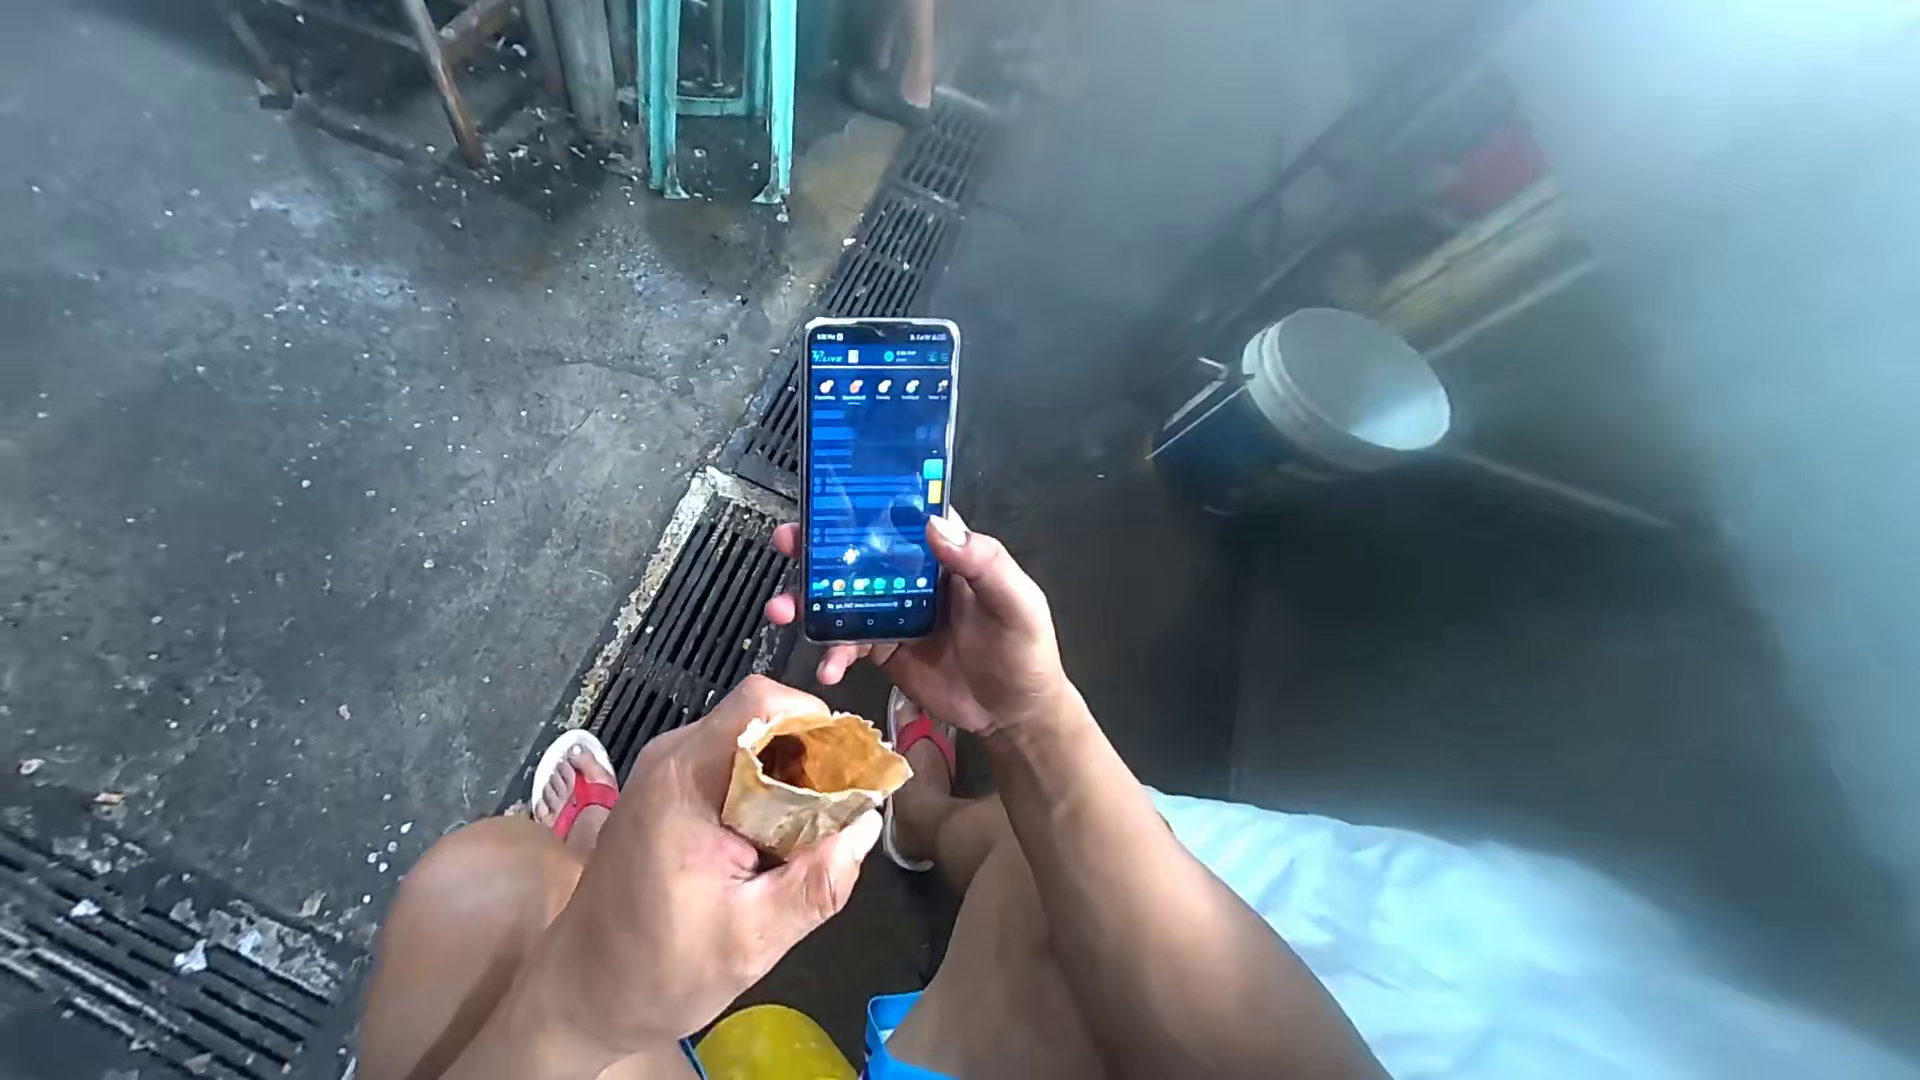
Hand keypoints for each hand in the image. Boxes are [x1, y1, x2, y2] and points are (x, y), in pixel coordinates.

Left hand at [525, 676, 880, 1051]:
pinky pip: (735, 758)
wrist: (578, 996)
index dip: (811, 715)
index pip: (757, 701)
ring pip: (751, 735)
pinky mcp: (671, 784)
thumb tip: (868, 826)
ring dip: (792, 768)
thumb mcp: (750, 941)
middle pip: (760, 715)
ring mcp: (668, 768)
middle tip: (839, 800)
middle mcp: (673, 758)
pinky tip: (777, 830)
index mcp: (683, 780)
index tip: (843, 761)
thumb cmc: (653, 973)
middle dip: (811, 749)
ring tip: (814, 820)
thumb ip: (817, 884)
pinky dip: (768, 781)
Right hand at [763, 512, 1071, 735]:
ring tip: (783, 610)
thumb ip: (984, 563)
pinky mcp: (886, 649)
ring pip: (845, 597)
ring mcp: (896, 614)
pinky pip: (850, 644)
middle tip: (788, 540)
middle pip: (862, 554)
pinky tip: (828, 666)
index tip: (832, 497)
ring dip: (810, 601)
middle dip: (820, 547)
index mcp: (948, 557)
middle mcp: (916, 579)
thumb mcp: (1016, 602)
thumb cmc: (1024, 651)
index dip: (870, 505)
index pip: (906, 519)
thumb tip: (934, 525)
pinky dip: (833, 653)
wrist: (1013, 714)